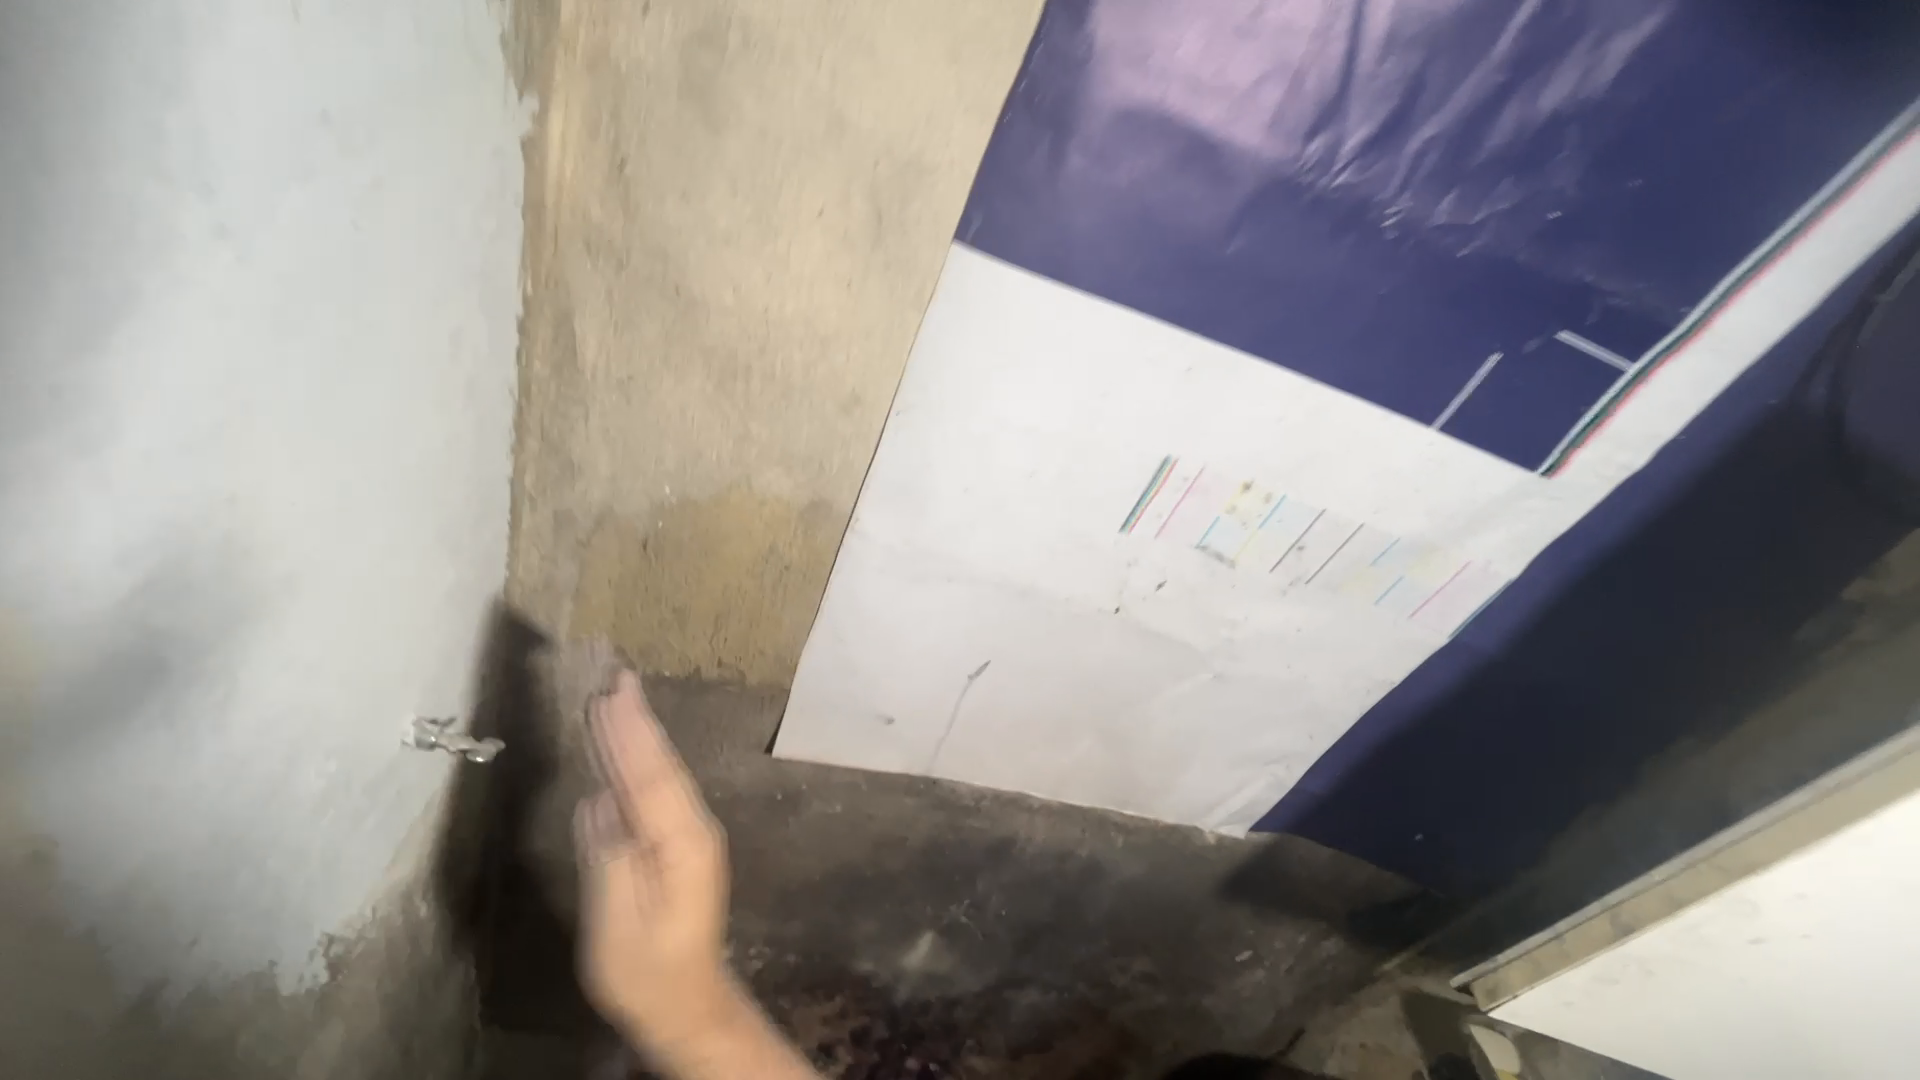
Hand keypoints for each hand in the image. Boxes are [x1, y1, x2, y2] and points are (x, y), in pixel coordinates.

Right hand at [574, 670, 736, 1054]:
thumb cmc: (648, 971)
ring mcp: (684, 833)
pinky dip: (633, 768)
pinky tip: (617, 754)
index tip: (614, 692)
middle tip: (618, 677)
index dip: (630, 733)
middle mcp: (690, 826)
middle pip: (657, 765)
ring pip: (655, 775)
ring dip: (635, 737)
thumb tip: (598, 802)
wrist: (686, 999)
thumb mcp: (620, 924)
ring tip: (615, 700)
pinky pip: (650, 795)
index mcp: (682, 841)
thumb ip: (610, 858)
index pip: (650, 776)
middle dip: (635, 721)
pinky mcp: (674, 844)